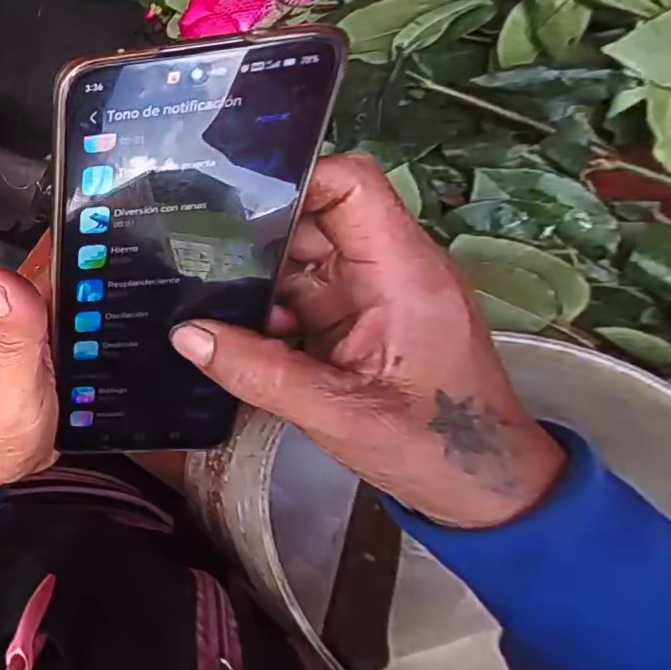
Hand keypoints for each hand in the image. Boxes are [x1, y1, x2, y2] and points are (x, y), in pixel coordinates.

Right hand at [169, 154, 564, 527]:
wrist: (484, 490)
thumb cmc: (435, 448)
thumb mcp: (339, 414)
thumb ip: (259, 374)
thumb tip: (186, 335)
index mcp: (401, 273)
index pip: (352, 185)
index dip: (297, 180)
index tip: (234, 200)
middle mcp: (387, 269)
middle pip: (316, 218)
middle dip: (259, 233)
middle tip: (198, 252)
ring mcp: (371, 293)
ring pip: (302, 256)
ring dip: (260, 276)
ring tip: (209, 294)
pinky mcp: (358, 317)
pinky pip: (302, 293)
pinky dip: (270, 307)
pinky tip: (242, 331)